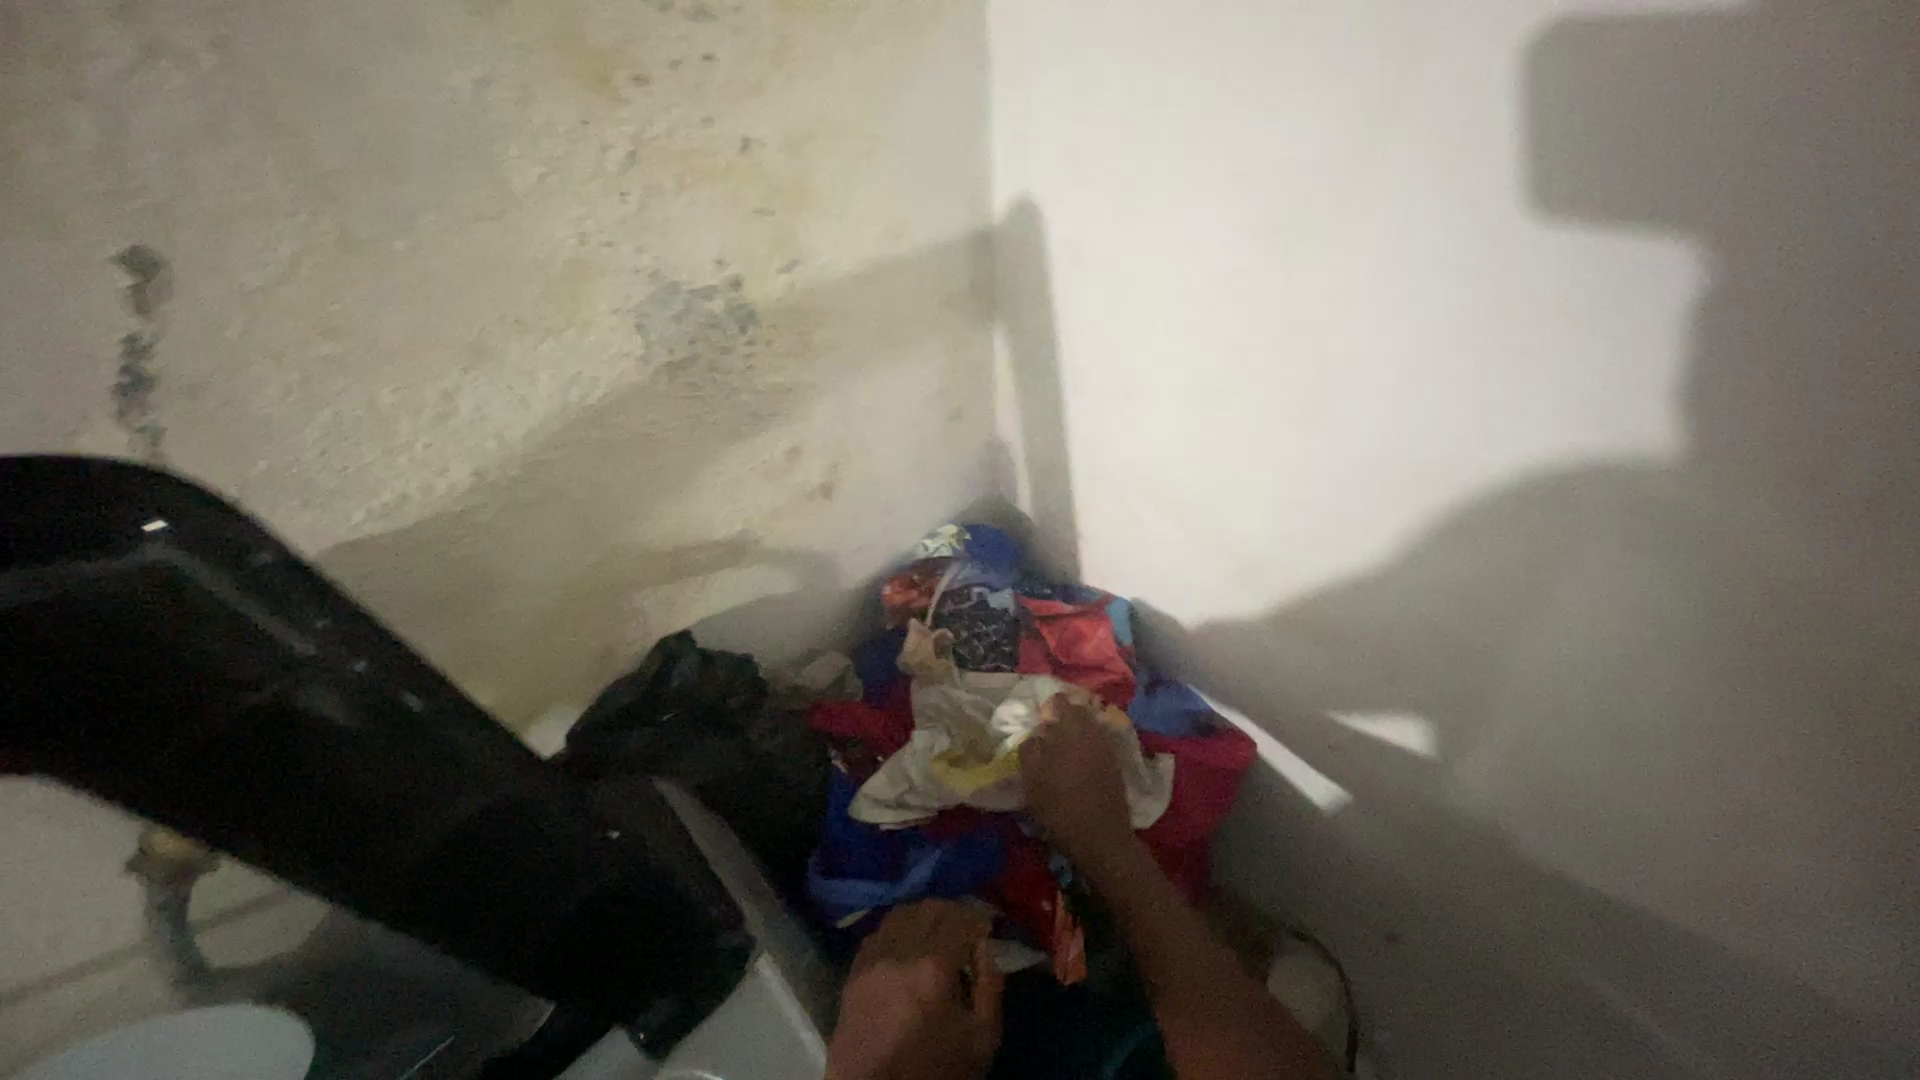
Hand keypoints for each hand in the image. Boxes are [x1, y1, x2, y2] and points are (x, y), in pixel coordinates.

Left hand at [826, 900, 1003, 1079]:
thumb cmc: (934, 1073)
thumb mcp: (981, 1039)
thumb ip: (990, 987)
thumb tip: (986, 948)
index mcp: (933, 967)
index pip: (960, 918)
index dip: (978, 918)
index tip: (987, 927)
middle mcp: (899, 951)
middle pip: (929, 908)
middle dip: (952, 912)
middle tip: (966, 929)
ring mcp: (872, 959)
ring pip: (900, 914)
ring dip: (923, 916)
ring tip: (937, 934)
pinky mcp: (853, 973)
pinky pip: (878, 933)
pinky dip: (897, 930)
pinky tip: (907, 947)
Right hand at [1020, 693, 1136, 865]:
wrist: (1100, 838)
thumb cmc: (1060, 808)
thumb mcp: (1032, 780)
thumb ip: (1029, 750)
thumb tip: (1034, 734)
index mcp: (1071, 730)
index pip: (1060, 702)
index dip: (1048, 706)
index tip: (1038, 718)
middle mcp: (1093, 732)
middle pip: (1078, 712)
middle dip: (1063, 716)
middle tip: (1048, 731)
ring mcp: (1107, 748)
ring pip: (1090, 727)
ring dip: (1076, 731)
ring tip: (1061, 747)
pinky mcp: (1115, 764)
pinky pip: (1099, 743)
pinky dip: (1087, 745)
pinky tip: (1076, 761)